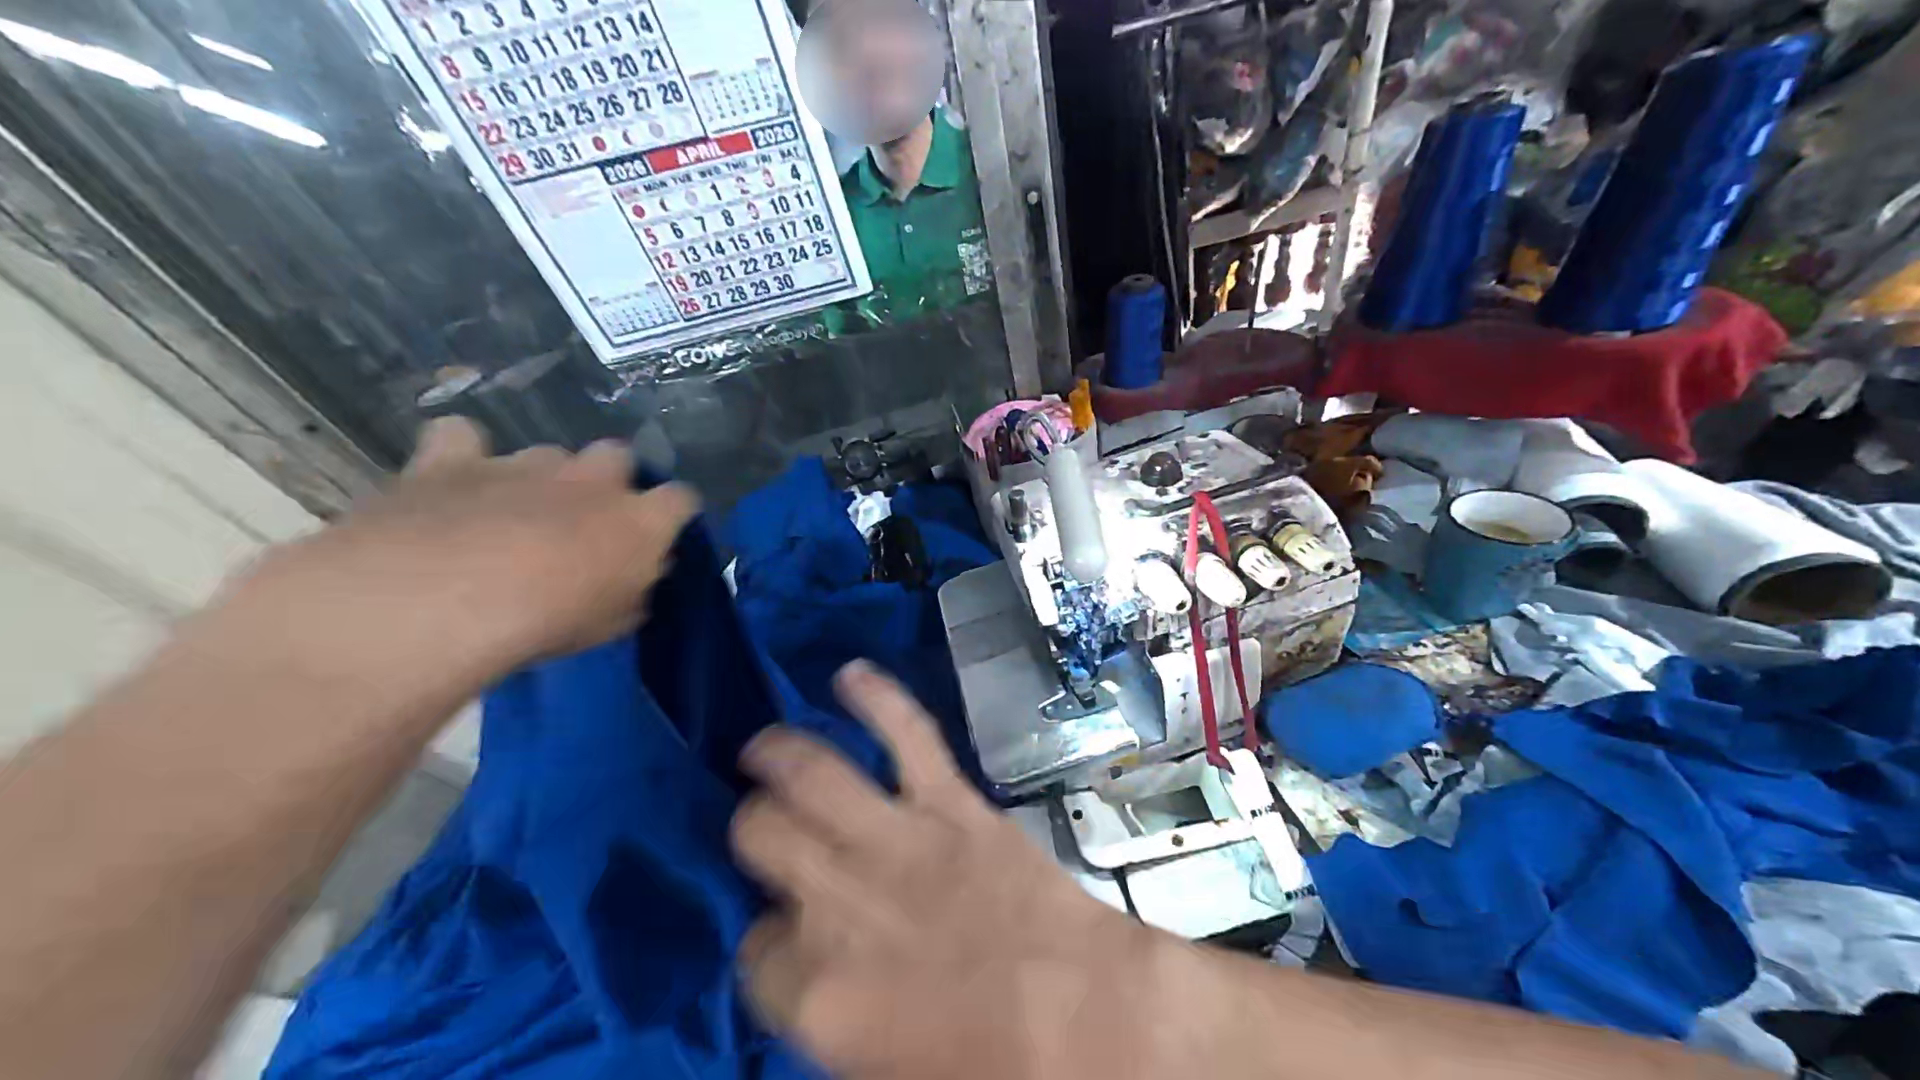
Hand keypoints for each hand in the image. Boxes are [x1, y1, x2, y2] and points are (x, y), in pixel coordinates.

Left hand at [214, 418, 698, 690]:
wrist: (443, 599)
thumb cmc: (545, 623)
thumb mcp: (609, 624)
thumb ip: (632, 589)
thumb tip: (636, 573)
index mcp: (639, 519)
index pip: (681, 499)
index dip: (672, 513)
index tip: (661, 532)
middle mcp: (591, 478)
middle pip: (618, 457)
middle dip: (608, 481)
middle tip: (585, 521)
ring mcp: (524, 463)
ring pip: (547, 454)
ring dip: (541, 479)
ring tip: (511, 514)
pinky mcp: (454, 459)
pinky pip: (462, 438)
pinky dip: (463, 453)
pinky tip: (455, 479)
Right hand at [731, 663, 1159, 1079]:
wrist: (1092, 1021)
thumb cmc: (991, 1068)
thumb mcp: (880, 1068)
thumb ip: (826, 1008)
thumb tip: (806, 967)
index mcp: (815, 991)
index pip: (751, 946)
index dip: (766, 936)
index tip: (785, 929)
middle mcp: (837, 901)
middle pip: (761, 837)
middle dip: (754, 827)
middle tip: (765, 824)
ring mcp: (896, 839)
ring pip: (813, 774)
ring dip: (779, 752)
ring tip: (765, 746)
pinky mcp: (951, 801)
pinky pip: (906, 734)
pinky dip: (877, 697)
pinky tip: (851, 675)